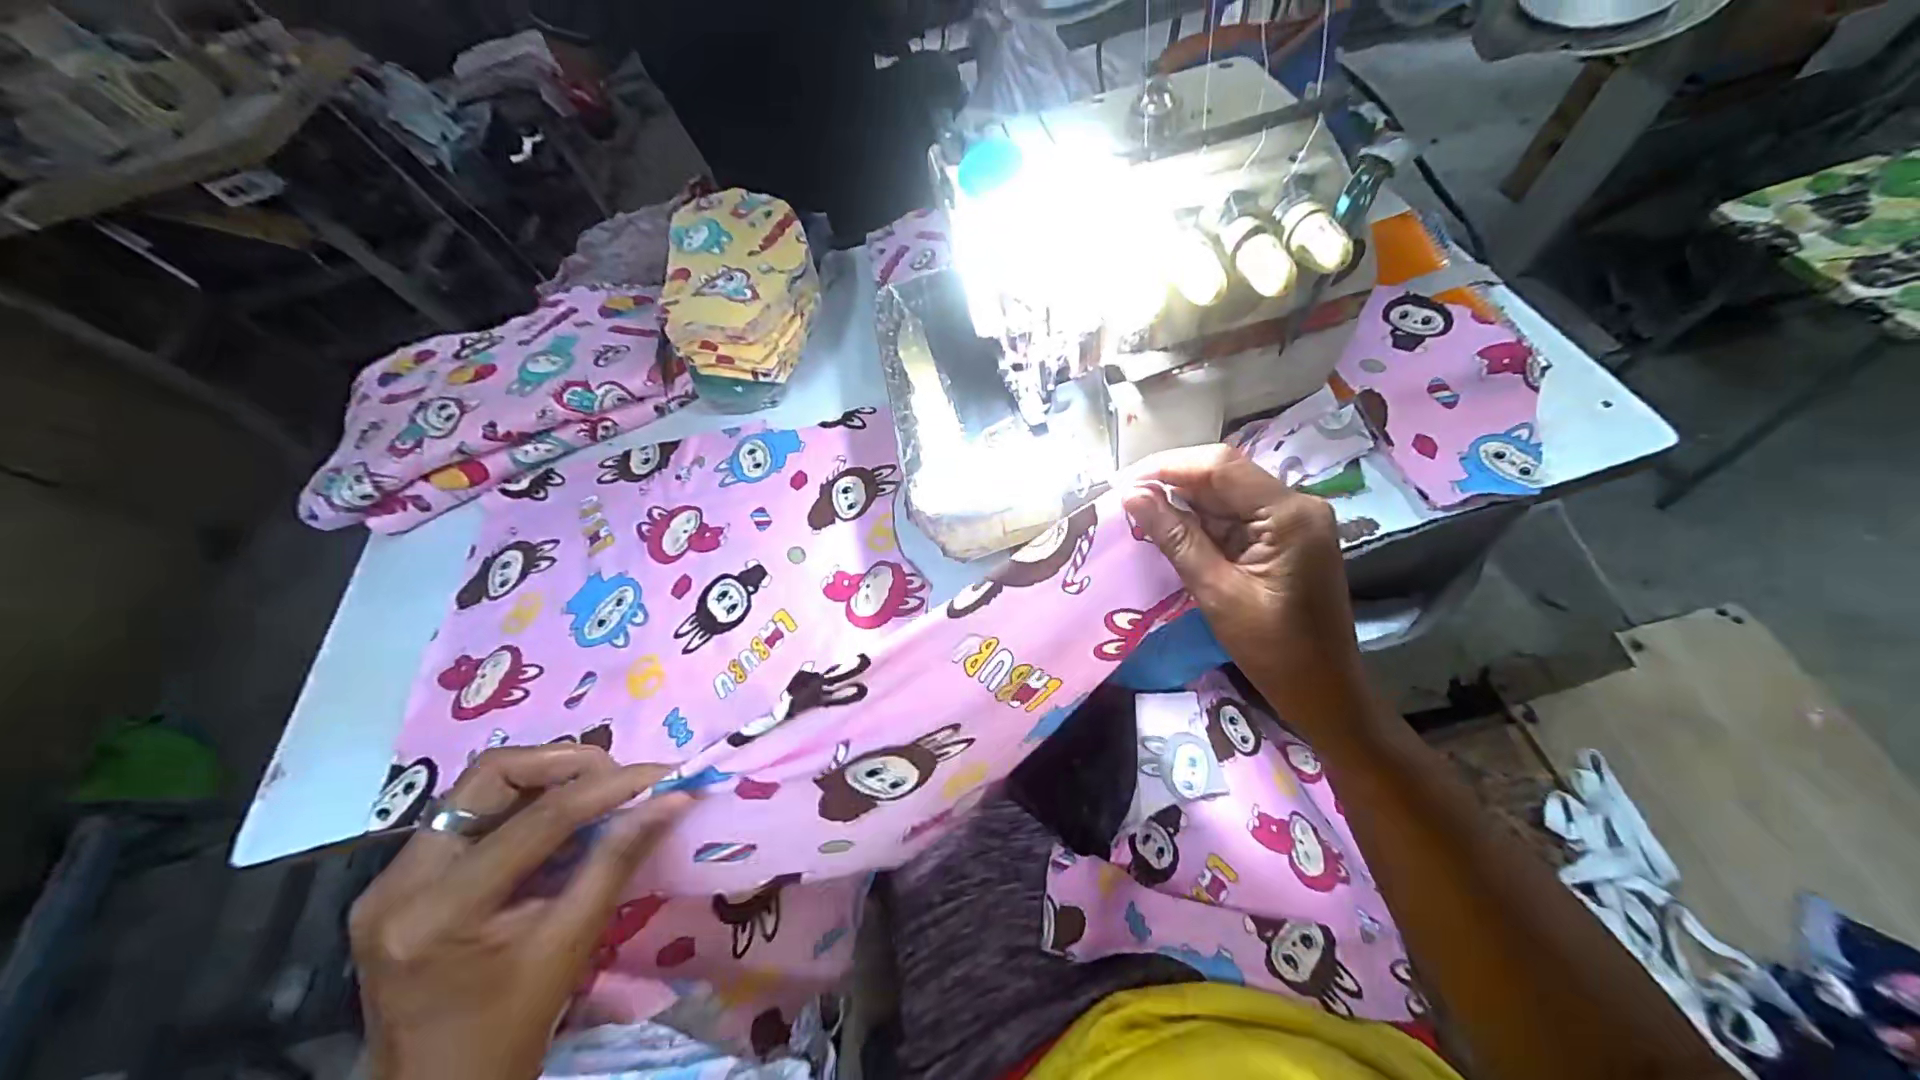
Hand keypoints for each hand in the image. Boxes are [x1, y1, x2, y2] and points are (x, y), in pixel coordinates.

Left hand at [350, 745, 688, 1079]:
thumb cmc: (511, 1029)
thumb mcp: (572, 943)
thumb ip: (619, 859)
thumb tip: (673, 798)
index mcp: (440, 911)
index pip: (539, 819)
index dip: (608, 787)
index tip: (662, 774)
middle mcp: (399, 882)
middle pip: (490, 777)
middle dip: (565, 765)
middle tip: (619, 777)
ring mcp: (390, 880)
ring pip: (479, 790)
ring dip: (545, 782)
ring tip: (598, 795)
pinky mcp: (397, 882)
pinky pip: (469, 817)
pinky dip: (523, 808)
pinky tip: (561, 824)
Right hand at [1121, 444, 1360, 713]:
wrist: (1324, 692)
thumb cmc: (1273, 650)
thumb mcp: (1216, 592)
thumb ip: (1176, 538)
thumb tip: (1132, 496)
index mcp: (1289, 514)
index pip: (1221, 467)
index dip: (1167, 467)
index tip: (1123, 481)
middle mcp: (1296, 505)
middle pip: (1224, 476)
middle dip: (1172, 483)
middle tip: (1123, 497)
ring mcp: (1292, 521)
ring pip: (1226, 496)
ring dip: (1182, 503)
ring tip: (1137, 512)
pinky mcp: (1284, 539)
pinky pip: (1235, 518)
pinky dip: (1201, 523)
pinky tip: (1168, 529)